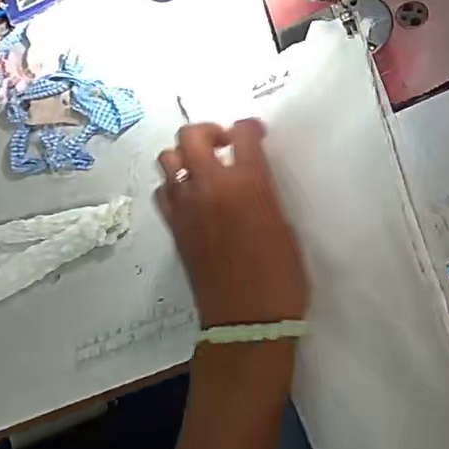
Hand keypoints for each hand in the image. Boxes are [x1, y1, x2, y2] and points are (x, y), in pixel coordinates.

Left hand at [156, 120, 307, 328]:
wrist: (248, 320)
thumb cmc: (281, 275)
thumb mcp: (284, 224)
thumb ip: (264, 192)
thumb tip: (252, 179)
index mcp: (248, 184)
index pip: (243, 133)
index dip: (250, 127)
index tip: (255, 134)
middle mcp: (211, 187)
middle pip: (191, 136)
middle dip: (208, 131)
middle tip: (225, 144)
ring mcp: (186, 207)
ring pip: (167, 158)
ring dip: (185, 156)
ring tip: (205, 169)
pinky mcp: (174, 227)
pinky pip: (164, 191)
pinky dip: (175, 185)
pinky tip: (193, 197)